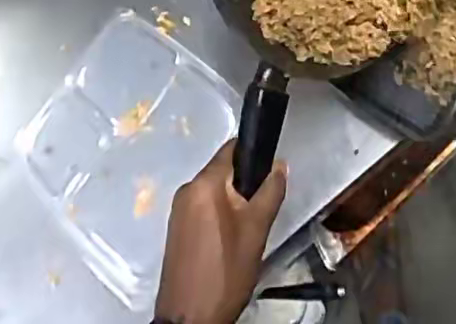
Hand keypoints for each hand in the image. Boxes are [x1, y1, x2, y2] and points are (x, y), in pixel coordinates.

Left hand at [154, 140, 287, 323]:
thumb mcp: (256, 230)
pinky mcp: (175, 229)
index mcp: (203, 183)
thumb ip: (270, 192)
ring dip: (231, 202)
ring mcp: (177, 210)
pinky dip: (217, 215)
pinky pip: (201, 208)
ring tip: (246, 228)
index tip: (268, 169)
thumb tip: (279, 165)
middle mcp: (186, 189)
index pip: (231, 149)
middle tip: (259, 210)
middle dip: (242, 185)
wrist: (190, 320)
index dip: (252, 154)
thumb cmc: (225, 271)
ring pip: (212, 191)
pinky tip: (228, 240)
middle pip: (222, 171)